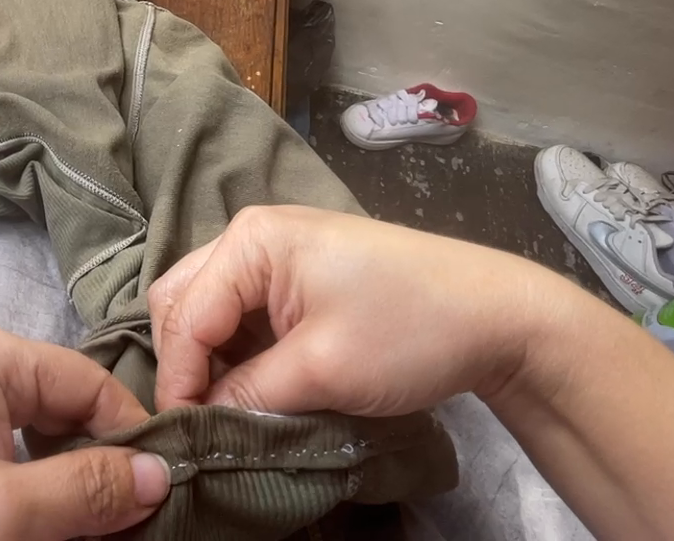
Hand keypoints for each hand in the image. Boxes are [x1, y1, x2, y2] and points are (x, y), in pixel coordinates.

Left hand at [0, 318, 170, 540]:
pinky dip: (23, 488)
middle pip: (61, 404)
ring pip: (31, 432)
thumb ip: (86, 490)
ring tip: (83, 532)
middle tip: (128, 527)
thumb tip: (163, 474)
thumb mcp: (1, 514)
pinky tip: (32, 526)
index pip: (89, 381)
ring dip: (61, 483)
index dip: (132, 437)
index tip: (170, 497)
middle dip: (95, 465)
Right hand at [149, 205, 587, 416]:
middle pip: (182, 297)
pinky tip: (250, 381)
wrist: (496, 314)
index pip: (186, 314)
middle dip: (183, 359)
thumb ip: (250, 394)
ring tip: (223, 406)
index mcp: (249, 240)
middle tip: (198, 418)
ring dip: (206, 355)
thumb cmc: (409, 331)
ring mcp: (270, 250)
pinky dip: (233, 347)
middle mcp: (249, 234)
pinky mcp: (290, 272)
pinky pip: (237, 308)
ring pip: (205, 303)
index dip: (178, 379)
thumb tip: (201, 425)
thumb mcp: (324, 370)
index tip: (182, 439)